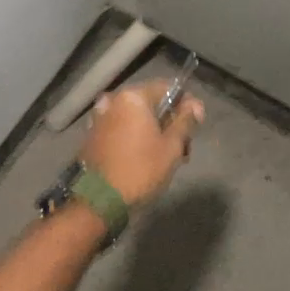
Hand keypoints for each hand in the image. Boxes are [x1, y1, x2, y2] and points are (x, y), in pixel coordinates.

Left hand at [82, 79, 203, 206]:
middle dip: (170, 123)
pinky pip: (122, 129)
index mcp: (133, 97)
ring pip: (136, 118)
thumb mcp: (171, 146)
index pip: (168, 88)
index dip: (186, 104)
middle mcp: (114, 101)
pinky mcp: (93, 136)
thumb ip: (185, 120)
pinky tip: (145, 158)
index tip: (196, 124)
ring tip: (167, 158)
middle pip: (152, 104)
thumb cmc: (140, 170)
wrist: (98, 202)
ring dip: (154, 132)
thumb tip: (194, 104)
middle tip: (183, 148)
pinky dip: (135, 137)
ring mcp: (100, 118)